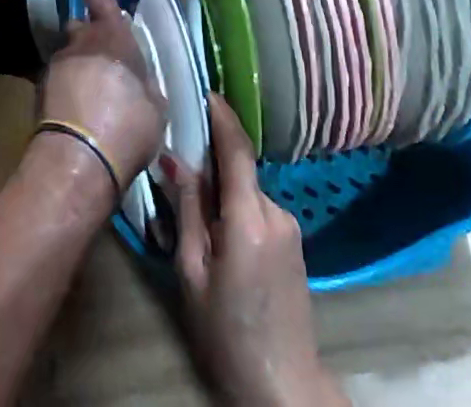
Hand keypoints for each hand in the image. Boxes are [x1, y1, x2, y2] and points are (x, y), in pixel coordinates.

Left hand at [41, 0, 164, 202]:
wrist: (78, 162)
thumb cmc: (128, 127)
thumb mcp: (156, 107)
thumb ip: (145, 84)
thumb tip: (140, 81)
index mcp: (114, 37)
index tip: (100, 3)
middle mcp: (81, 42)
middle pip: (79, 26)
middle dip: (88, 37)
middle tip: (103, 60)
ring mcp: (55, 66)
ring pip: (66, 54)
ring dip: (76, 65)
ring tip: (88, 91)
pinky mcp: (37, 91)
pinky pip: (55, 80)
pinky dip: (64, 88)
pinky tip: (74, 111)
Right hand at [167, 94, 347, 406]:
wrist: (281, 381)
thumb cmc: (225, 331)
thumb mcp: (192, 273)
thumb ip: (187, 211)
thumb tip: (175, 160)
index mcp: (250, 219)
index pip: (237, 151)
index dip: (223, 118)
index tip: (207, 93)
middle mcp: (277, 211)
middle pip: (240, 171)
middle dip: (212, 164)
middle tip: (179, 165)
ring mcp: (291, 225)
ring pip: (248, 191)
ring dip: (224, 190)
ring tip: (195, 214)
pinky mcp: (295, 239)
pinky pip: (259, 208)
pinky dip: (237, 207)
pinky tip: (220, 235)